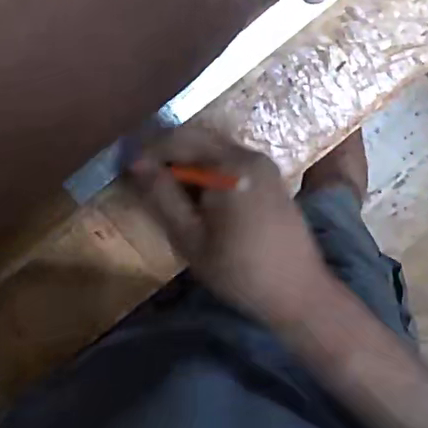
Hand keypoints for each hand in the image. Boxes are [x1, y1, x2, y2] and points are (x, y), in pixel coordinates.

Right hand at [128, 128, 338, 329]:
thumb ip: (163, 195)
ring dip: (188, 160)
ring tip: (167, 189)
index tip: (128, 172)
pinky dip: (208, 167)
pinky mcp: (269, 176)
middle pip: (198, 137)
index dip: (149, 152)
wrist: (298, 290)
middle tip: (144, 178)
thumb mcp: (191, 237)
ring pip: (214, 147)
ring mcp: (263, 163)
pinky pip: (230, 158)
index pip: (179, 141)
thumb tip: (137, 164)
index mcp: (229, 165)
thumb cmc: (239, 270)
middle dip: (168, 152)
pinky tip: (197, 194)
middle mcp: (248, 153)